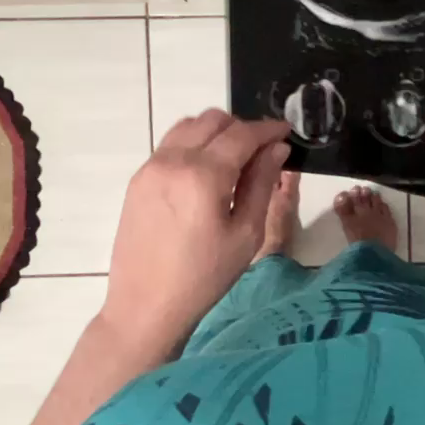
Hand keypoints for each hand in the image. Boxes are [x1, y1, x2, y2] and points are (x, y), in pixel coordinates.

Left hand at [98, 111, 290, 354]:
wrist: (146, 305)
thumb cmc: (205, 276)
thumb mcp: (246, 233)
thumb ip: (262, 183)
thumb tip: (276, 149)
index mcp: (203, 175)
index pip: (242, 134)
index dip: (268, 129)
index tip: (286, 132)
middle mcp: (173, 160)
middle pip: (213, 120)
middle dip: (242, 128)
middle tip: (262, 151)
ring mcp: (151, 167)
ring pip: (188, 126)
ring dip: (215, 132)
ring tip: (234, 159)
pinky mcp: (138, 179)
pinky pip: (171, 144)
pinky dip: (194, 144)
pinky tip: (206, 173)